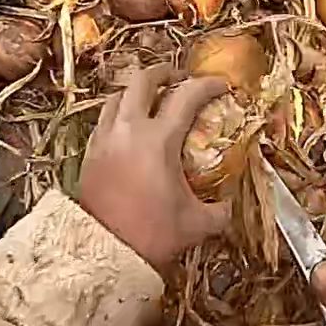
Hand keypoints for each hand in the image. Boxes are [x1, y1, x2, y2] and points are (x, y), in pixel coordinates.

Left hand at [78, 66, 232, 268]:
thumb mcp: (196, 224)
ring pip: (119, 94)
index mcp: (159, 139)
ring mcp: (106, 136)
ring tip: (151, 97)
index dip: (207, 84)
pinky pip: (104, 116)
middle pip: (144, 80)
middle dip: (164, 72)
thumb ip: (220, 210)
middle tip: (179, 78)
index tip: (221, 85)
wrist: (101, 253)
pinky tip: (128, 125)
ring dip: (138, 90)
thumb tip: (234, 203)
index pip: (187, 95)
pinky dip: (119, 111)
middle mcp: (130, 128)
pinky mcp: (90, 150)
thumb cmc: (151, 235)